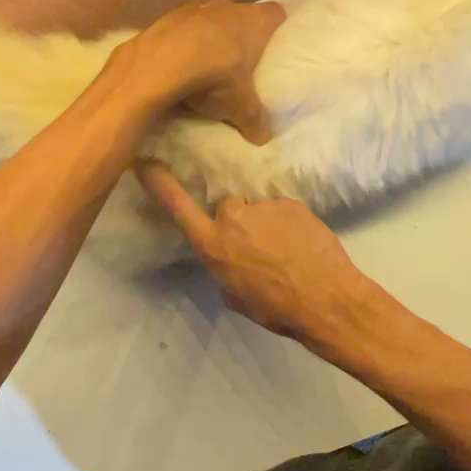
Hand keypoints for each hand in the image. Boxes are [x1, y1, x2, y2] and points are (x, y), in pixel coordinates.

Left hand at [113, 0, 285, 143]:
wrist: (160, 63)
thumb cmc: (214, 77)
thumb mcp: (239, 106)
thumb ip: (253, 120)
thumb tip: (263, 139)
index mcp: (254, 21)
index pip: (276, 14)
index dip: (276, 27)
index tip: (274, 43)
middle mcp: (229, 6)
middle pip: (242, 14)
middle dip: (241, 33)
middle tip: (240, 59)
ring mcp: (197, 7)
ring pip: (212, 16)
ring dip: (211, 34)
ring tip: (207, 60)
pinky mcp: (169, 15)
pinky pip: (183, 25)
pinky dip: (184, 38)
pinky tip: (180, 59)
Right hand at [136, 161, 380, 340]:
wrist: (327, 300)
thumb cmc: (276, 308)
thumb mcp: (234, 296)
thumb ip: (222, 267)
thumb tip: (226, 257)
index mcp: (213, 245)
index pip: (177, 206)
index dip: (158, 182)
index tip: (143, 161)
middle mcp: (234, 217)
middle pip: (227, 207)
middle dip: (238, 222)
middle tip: (259, 249)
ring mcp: (265, 206)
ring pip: (258, 209)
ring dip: (266, 224)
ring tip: (286, 251)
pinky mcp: (292, 202)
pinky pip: (282, 209)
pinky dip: (288, 224)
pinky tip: (301, 245)